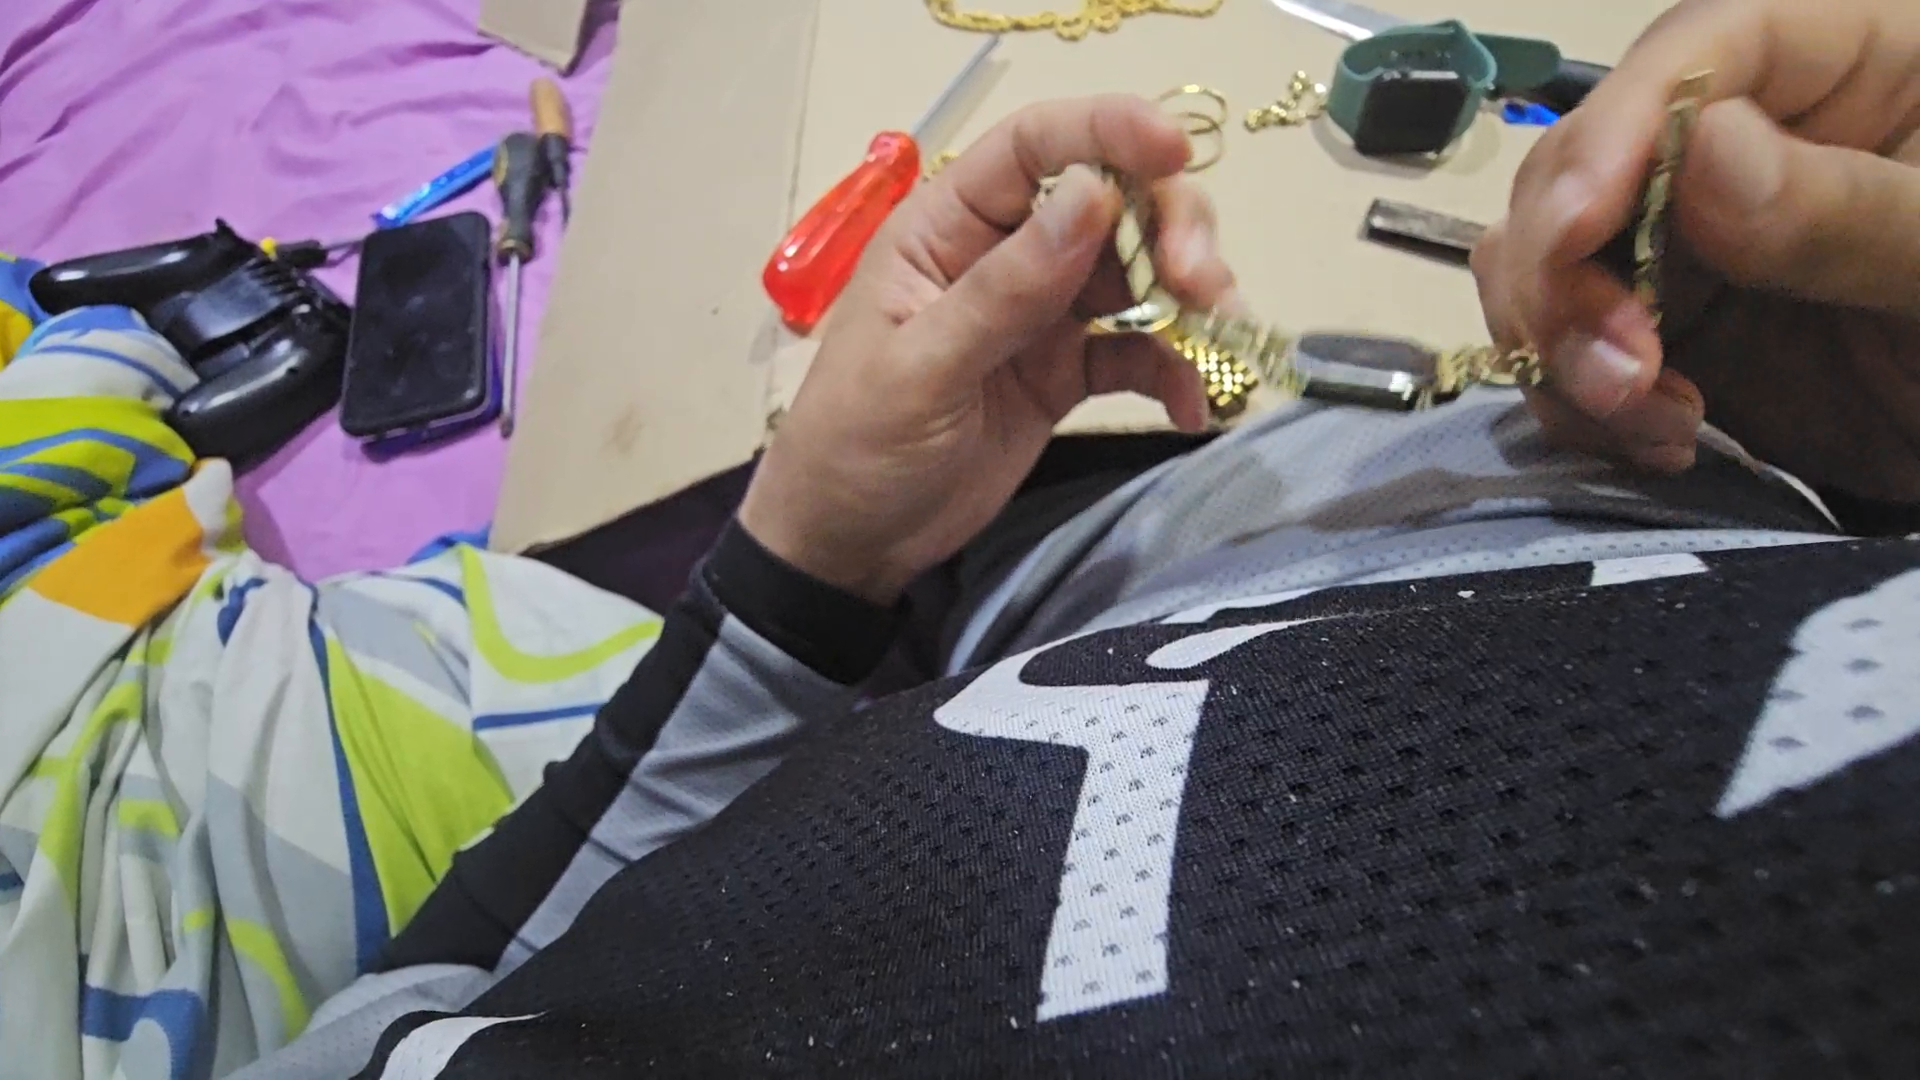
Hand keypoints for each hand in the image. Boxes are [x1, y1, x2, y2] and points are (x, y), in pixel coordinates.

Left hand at [739, 96, 1238, 604]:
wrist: (857, 540)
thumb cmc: (857, 447)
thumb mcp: (920, 370)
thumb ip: (1003, 291)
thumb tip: (1095, 196)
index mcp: (944, 232)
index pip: (1032, 150)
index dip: (1108, 133)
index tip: (1176, 154)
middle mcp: (1000, 260)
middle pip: (1106, 207)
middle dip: (1168, 232)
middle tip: (1202, 287)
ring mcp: (1037, 319)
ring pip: (1133, 278)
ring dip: (1187, 302)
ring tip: (1219, 343)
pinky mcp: (1062, 377)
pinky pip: (1132, 354)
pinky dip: (1170, 372)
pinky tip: (1192, 407)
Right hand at [1472, 0, 1919, 502]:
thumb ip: (1845, 208)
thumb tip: (1706, 146)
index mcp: (1851, 77)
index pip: (1699, 54)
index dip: (1612, 133)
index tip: (1573, 229)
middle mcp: (1725, 156)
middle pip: (1568, 181)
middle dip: (1564, 284)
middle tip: (1620, 374)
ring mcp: (1662, 249)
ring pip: (1528, 273)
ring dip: (1556, 354)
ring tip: (1647, 419)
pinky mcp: (1625, 329)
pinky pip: (1538, 351)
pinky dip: (1568, 404)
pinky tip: (1652, 439)